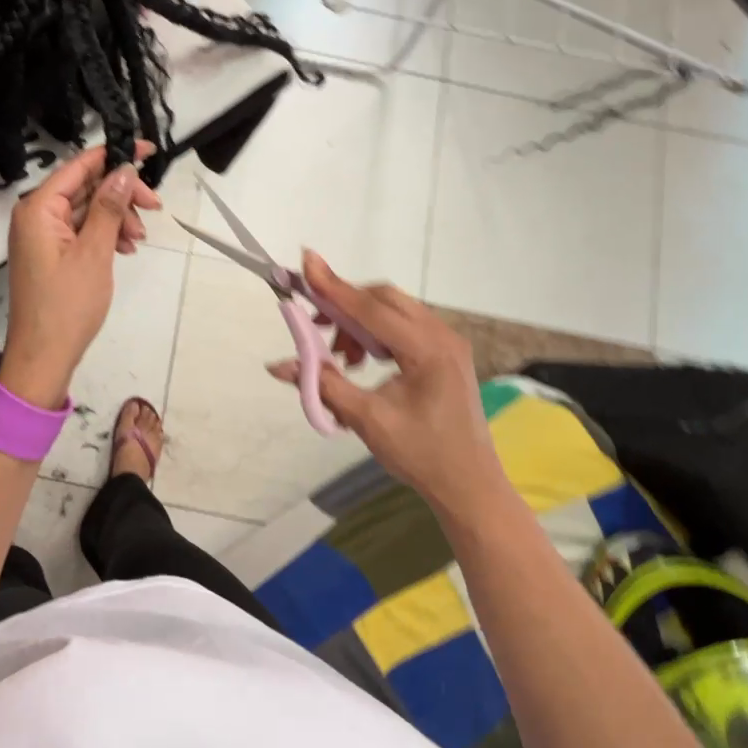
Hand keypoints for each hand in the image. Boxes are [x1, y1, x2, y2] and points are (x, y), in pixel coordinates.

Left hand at [0, 144, 161, 406]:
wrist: (44, 356)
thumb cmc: (67, 306)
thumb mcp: (94, 252)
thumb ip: (108, 207)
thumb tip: (123, 170)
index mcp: (38, 208)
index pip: (79, 166)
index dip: (114, 155)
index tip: (148, 151)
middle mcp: (36, 215)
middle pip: (85, 186)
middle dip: (120, 194)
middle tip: (155, 207)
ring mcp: (42, 235)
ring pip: (87, 209)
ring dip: (116, 217)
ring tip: (137, 239)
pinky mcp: (51, 253)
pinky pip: (81, 231)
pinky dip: (105, 235)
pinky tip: (126, 248)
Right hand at [267, 252, 507, 518]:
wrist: (469, 485)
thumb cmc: (421, 454)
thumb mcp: (366, 419)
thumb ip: (322, 384)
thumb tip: (278, 365)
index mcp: (427, 350)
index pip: (371, 308)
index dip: (334, 286)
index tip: (305, 261)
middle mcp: (441, 337)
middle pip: (383, 299)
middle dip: (344, 304)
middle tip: (314, 325)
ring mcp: (447, 343)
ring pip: (392, 309)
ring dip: (358, 321)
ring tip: (340, 356)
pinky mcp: (444, 353)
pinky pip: (403, 325)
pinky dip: (375, 332)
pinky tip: (362, 360)